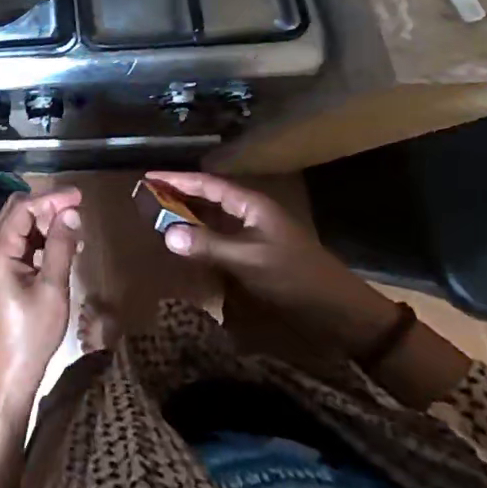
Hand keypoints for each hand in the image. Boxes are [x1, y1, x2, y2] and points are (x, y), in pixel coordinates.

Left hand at [0, 187, 82, 394]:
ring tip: (77, 230)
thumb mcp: (52, 287)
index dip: (52, 198)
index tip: (80, 196)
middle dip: (49, 206)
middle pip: (19, 212)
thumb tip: (71, 212)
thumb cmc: (31, 332)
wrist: (11, 372)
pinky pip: (26, 244)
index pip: (24, 208)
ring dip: (49, 223)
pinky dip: (46, 239)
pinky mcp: (8, 272)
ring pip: (23, 226)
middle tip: (78, 208)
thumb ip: (61, 246)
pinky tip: (68, 247)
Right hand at [145, 171, 402, 355]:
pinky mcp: (257, 255)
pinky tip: (187, 246)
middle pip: (209, 197)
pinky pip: (222, 238)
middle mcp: (252, 213)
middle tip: (147, 196)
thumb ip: (208, 246)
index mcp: (251, 204)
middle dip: (179, 195)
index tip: (148, 176)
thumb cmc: (295, 278)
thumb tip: (166, 233)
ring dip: (189, 217)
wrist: (339, 311)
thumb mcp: (249, 261)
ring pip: (215, 218)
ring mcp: (255, 234)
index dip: (177, 179)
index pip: (207, 184)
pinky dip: (202, 238)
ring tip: (159, 217)